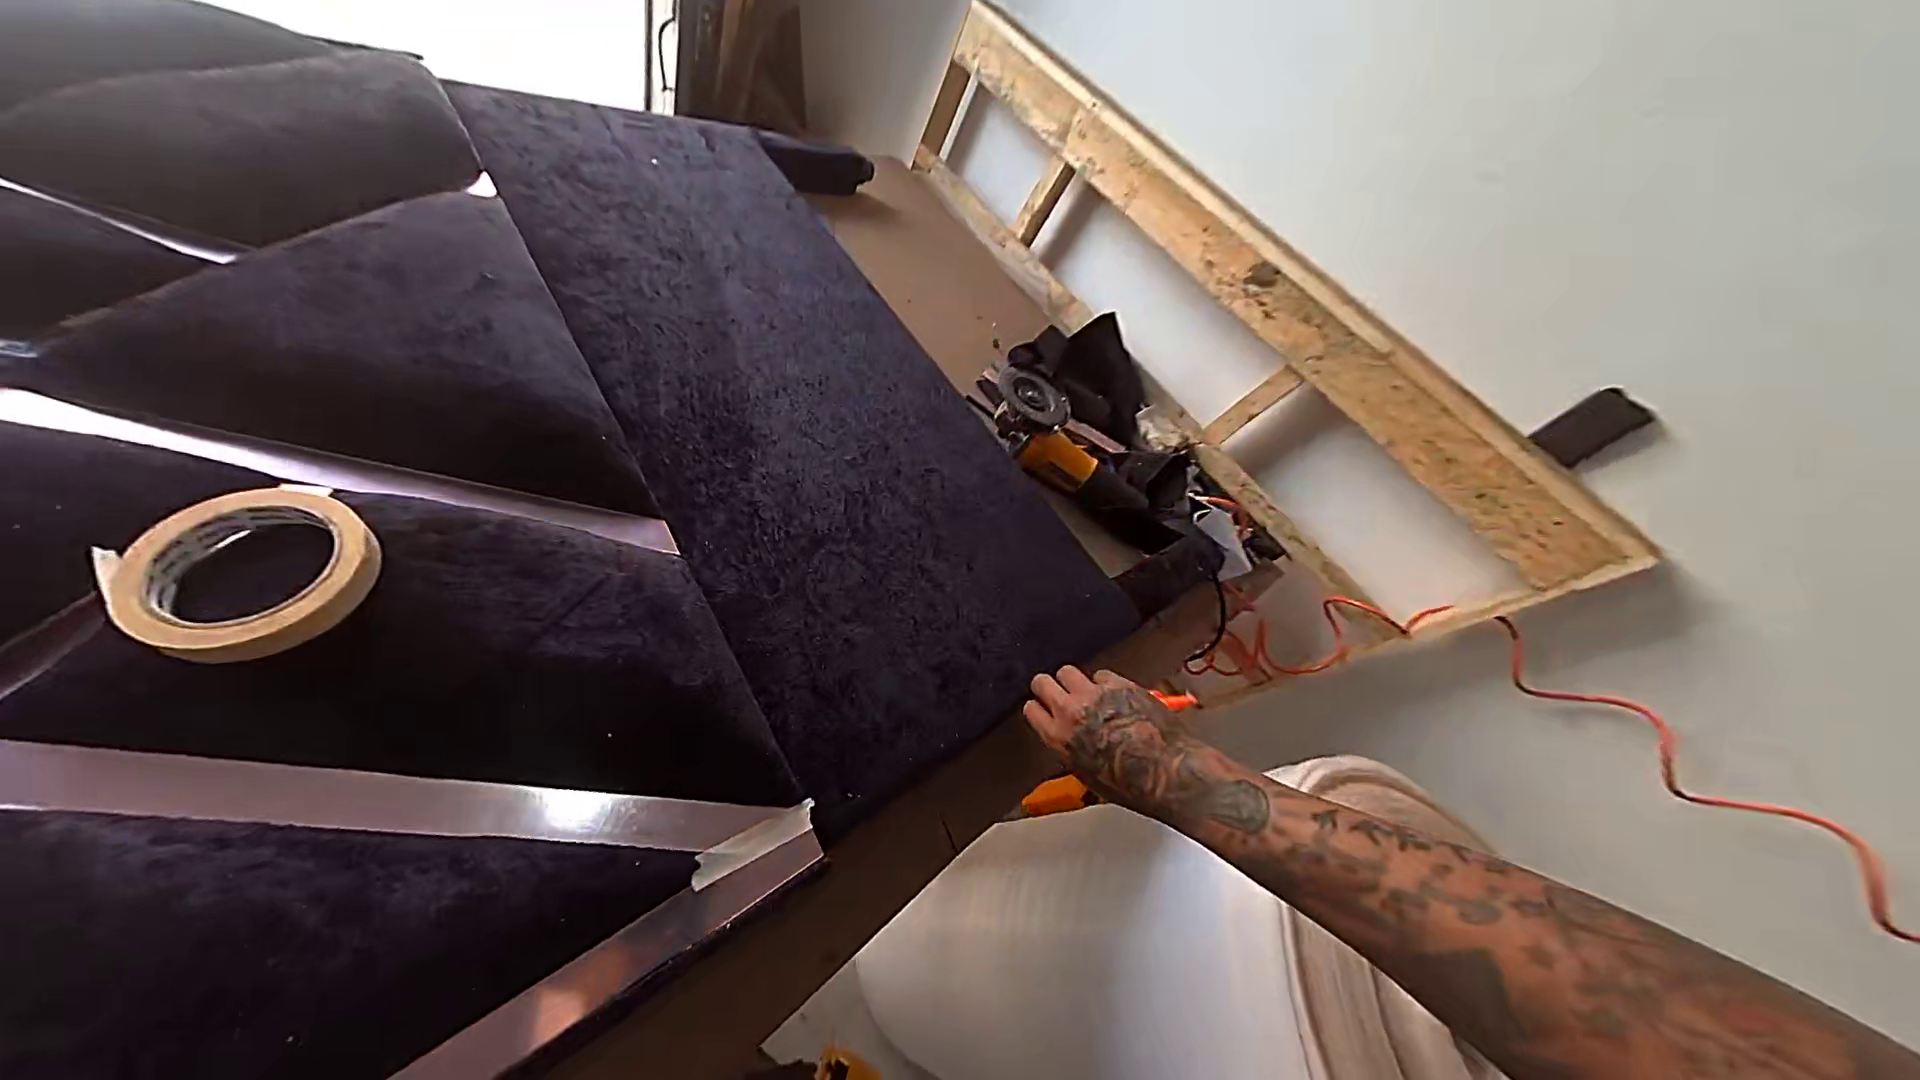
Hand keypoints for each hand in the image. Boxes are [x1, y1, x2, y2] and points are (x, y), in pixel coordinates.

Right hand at [1023, 666, 1187, 809]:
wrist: (1166, 771)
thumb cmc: (1132, 783)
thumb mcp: (1087, 775)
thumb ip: (1070, 749)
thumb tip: (1072, 740)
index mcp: (1059, 738)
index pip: (1031, 710)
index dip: (1039, 708)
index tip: (1044, 708)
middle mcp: (1071, 711)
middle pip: (1042, 682)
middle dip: (1049, 686)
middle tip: (1058, 692)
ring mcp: (1094, 694)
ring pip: (1067, 671)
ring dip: (1074, 681)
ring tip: (1085, 691)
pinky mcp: (1118, 684)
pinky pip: (1101, 674)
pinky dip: (1105, 682)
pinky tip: (1114, 695)